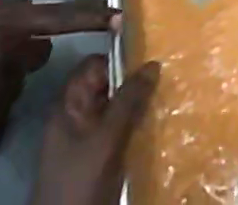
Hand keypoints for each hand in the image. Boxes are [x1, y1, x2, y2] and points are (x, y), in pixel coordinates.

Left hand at [30, 56, 158, 204]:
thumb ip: (127, 101)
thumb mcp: (106, 140)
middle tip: (166, 75)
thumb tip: (153, 63)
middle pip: (106, 85)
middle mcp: (76, 116)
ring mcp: (86, 140)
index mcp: (69, 105)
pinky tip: (158, 125)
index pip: (94, 65)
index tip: (150, 54)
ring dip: (138, 104)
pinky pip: (120, 132)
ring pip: (115, 109)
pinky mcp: (98, 160)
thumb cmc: (80, 182)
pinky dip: (137, 126)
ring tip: (168, 96)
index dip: (119, 57)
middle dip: (134, 80)